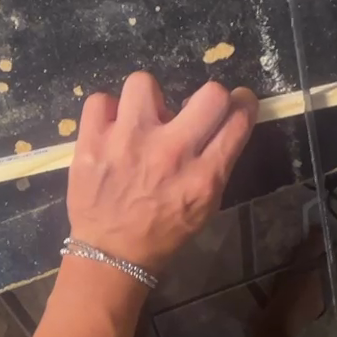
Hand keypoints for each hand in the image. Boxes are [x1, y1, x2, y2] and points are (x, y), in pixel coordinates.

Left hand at [67, 72, 257, 273]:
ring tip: (142, 122)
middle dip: (208, 97)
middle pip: (210, 94)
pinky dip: (107, 112)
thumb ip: (217, 163)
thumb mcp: (206, 205)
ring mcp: (128, 142)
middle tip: (193, 111)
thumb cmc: (163, 231)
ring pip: (145, 82)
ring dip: (147, 100)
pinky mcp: (92, 141)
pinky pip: (101, 99)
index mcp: (204, 174)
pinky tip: (112, 130)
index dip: (243, 103)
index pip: (237, 118)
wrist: (112, 254)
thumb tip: (222, 123)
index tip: (237, 102)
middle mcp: (170, 152)